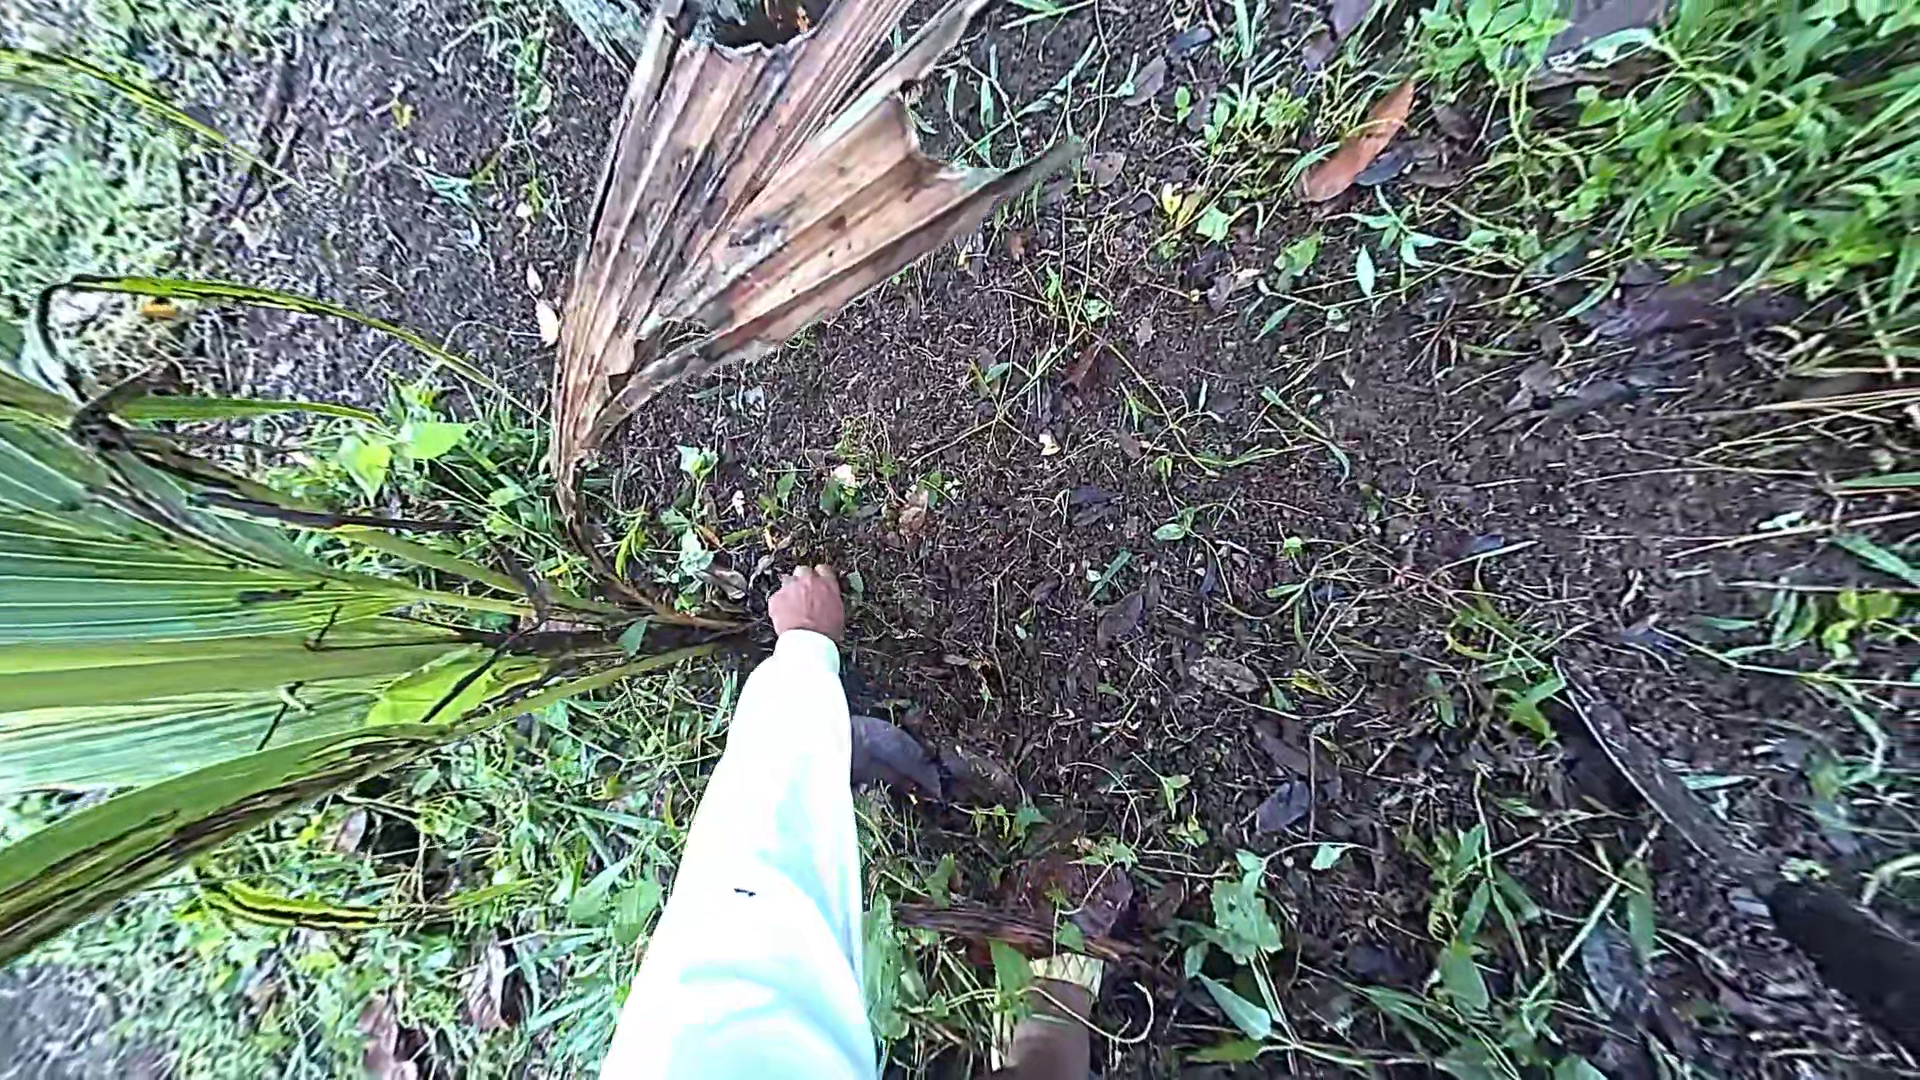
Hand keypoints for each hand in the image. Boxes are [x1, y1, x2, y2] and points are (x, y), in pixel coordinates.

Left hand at [769, 564, 844, 641]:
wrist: (808, 642)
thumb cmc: (826, 631)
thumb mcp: (838, 611)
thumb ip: (831, 598)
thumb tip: (829, 598)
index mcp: (827, 584)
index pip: (824, 569)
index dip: (820, 576)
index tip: (818, 581)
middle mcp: (809, 581)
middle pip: (803, 570)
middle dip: (803, 579)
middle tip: (804, 593)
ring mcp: (791, 587)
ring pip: (788, 580)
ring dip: (790, 589)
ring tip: (793, 604)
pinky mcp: (776, 597)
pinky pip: (777, 596)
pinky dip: (779, 603)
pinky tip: (784, 614)